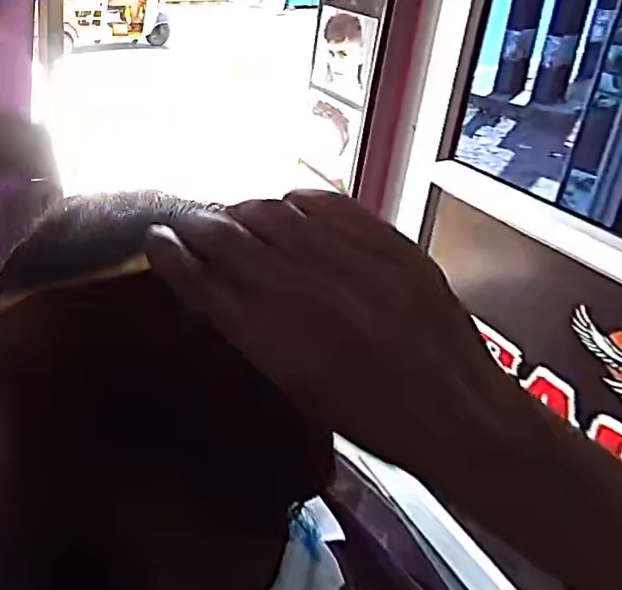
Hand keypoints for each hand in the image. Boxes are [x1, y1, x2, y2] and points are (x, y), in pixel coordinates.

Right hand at [143, 190, 517, 478]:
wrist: (465, 419)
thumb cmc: (367, 413)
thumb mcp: (291, 381)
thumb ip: (243, 323)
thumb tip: (205, 274)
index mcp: (274, 341)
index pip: (199, 280)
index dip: (169, 252)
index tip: (156, 238)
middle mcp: (304, 296)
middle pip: (223, 237)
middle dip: (196, 223)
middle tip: (190, 221)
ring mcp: (348, 265)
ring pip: (265, 212)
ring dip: (240, 211)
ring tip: (238, 217)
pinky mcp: (386, 245)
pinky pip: (320, 201)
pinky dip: (293, 201)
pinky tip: (288, 212)